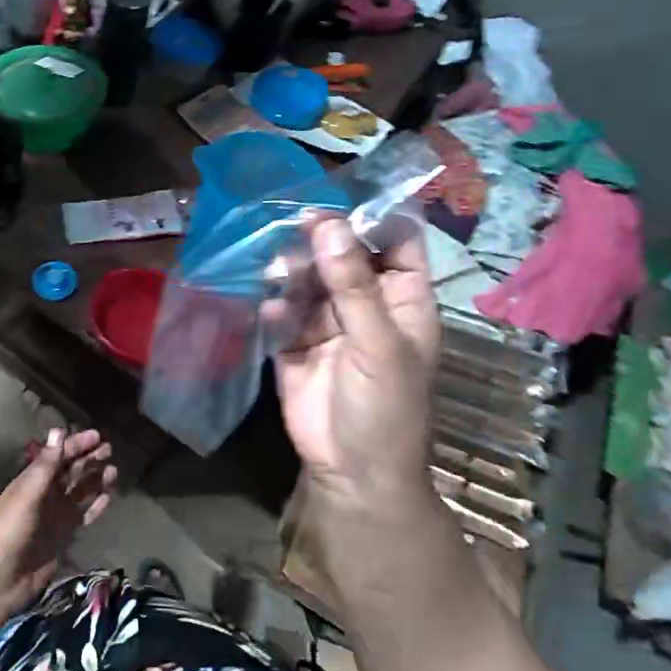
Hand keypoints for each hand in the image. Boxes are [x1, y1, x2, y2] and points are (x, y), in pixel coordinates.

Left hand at [0, 428, 116, 613]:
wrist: (3, 577)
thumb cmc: (11, 530)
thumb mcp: (28, 494)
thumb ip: (46, 464)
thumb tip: (58, 429)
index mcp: (32, 480)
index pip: (58, 455)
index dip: (76, 444)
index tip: (98, 436)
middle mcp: (45, 493)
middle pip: (71, 471)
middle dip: (89, 459)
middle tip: (110, 450)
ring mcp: (56, 514)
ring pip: (80, 492)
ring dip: (96, 480)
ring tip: (114, 472)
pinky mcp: (64, 535)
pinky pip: (84, 515)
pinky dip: (96, 506)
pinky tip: (109, 497)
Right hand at [262, 216, 440, 507]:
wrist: (351, 471)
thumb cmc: (385, 409)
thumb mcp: (377, 344)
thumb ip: (352, 285)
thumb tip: (327, 226)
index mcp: (402, 300)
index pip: (395, 242)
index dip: (371, 218)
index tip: (335, 199)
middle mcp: (364, 303)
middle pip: (341, 255)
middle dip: (318, 241)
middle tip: (289, 226)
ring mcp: (326, 322)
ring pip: (306, 279)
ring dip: (290, 272)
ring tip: (274, 272)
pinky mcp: (292, 342)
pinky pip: (280, 312)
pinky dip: (272, 307)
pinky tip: (268, 311)